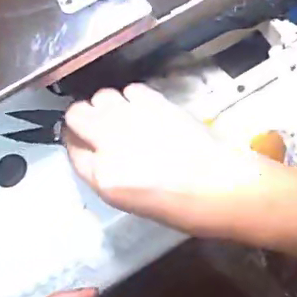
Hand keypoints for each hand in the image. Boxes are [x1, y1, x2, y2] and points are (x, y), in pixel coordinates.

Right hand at [62, 84, 284, 236]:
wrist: (223, 186)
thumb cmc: (181, 206)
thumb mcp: (129, 200)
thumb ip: (105, 172)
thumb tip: (96, 149)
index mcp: (104, 178)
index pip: (73, 149)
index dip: (76, 142)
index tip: (83, 140)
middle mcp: (111, 143)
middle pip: (77, 114)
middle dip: (84, 118)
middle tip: (100, 125)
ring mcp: (134, 119)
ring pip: (101, 96)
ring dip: (107, 105)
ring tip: (124, 116)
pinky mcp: (156, 102)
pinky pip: (130, 90)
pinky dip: (132, 98)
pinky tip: (145, 110)